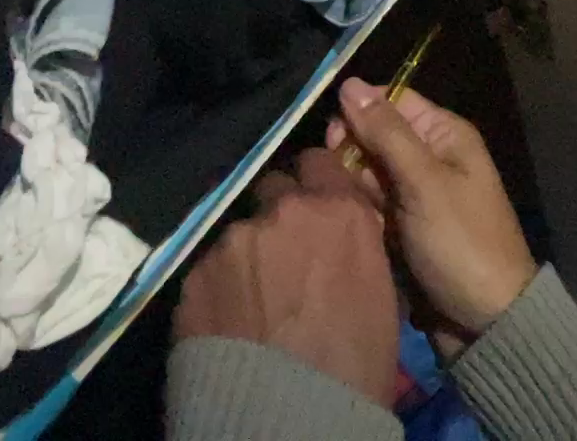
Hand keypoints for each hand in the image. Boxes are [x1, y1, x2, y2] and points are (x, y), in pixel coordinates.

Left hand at [173, 148, 399, 405]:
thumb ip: (355, 242)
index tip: (315, 203)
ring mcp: (236, 238)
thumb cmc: (356, 365)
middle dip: (280, 213)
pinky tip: (229, 320)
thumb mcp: (379, 290)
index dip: (316, 182)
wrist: (291, 422)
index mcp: (339, 210)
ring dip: (249, 253)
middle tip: (284, 256)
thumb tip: (341, 233)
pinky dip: (221, 285)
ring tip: (252, 299)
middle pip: (275, 188)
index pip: (319, 160)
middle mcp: (285, 210)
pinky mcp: (197, 272)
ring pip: (241, 230)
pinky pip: (212, 266)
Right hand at [328, 78, 538, 355]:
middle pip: (375, 134)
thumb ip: (385, 132)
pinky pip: (370, 202)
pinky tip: (342, 219)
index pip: (392, 101)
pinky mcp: (401, 224)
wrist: (485, 323)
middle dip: (350, 150)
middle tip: (334, 176)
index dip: (359, 110)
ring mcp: (414, 192)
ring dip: (350, 182)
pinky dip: (357, 207)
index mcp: (444, 135)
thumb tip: (349, 83)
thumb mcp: (424, 181)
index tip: (332, 135)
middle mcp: (429, 156)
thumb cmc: (460, 242)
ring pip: (367, 169)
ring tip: (336, 201)